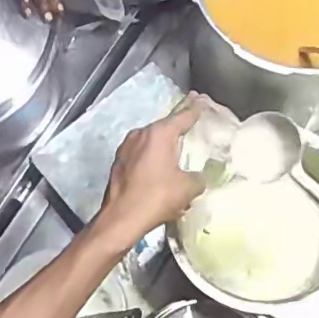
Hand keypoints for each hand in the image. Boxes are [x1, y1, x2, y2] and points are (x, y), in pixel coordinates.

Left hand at [92, 102, 204, 248]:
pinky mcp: (118, 163)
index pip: (182, 116)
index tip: (199, 99)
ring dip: (163, 144)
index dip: (194, 109)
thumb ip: (199, 178)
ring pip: (151, 141)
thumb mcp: (188, 188)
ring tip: (176, 148)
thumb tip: (200, 177)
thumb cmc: (157, 197)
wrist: (122, 218)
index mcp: (159, 134)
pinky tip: (159, 167)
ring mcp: (126, 148)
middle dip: (178, 125)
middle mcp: (140, 135)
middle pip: (164, 126)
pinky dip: (152, 157)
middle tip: (191, 120)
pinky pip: (141, 154)